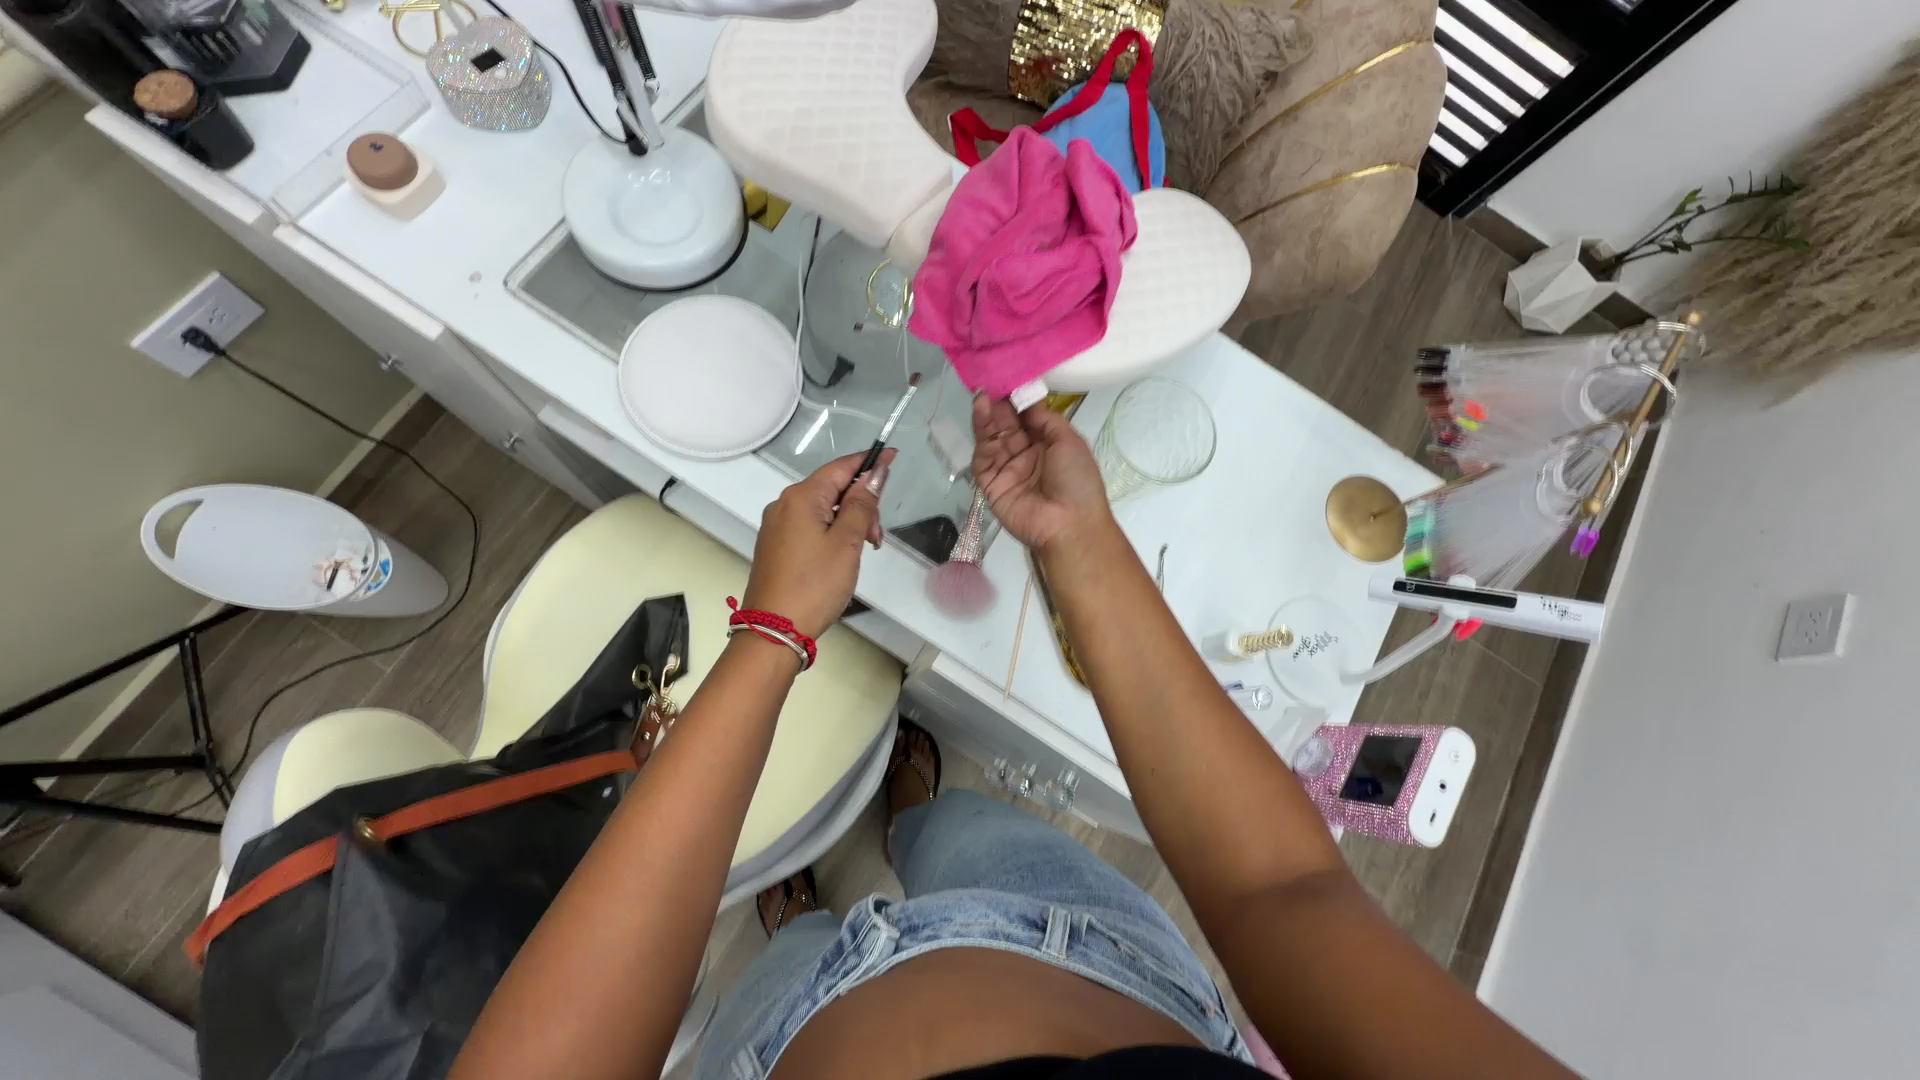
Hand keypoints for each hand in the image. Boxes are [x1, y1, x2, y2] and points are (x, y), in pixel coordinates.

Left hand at [741, 449, 893, 639]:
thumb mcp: (847, 542)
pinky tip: (844, 555)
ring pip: (823, 509)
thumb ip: (862, 504)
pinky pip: (810, 526)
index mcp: (801, 497)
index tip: (894, 457)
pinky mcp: (776, 545)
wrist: (774, 631)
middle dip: (861, 504)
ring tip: (864, 551)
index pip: (841, 467)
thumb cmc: (815, 584)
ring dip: (850, 522)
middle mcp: (784, 504)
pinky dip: (833, 532)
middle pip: (832, 488)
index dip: (869, 462)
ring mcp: (777, 526)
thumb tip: (875, 472)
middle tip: (877, 538)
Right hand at [971, 393, 1113, 554]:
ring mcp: (1007, 470)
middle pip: (1007, 427)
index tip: (1008, 382)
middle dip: (999, 407)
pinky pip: (982, 459)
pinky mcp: (991, 484)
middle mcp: (1026, 456)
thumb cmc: (1077, 480)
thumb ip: (1046, 419)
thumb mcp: (1070, 441)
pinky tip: (981, 416)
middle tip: (991, 386)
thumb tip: (1026, 403)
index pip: (1026, 419)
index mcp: (1047, 446)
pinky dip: (980, 437)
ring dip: (987, 418)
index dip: (1017, 402)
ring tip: (982, 396)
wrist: (1069, 523)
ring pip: (992, 439)